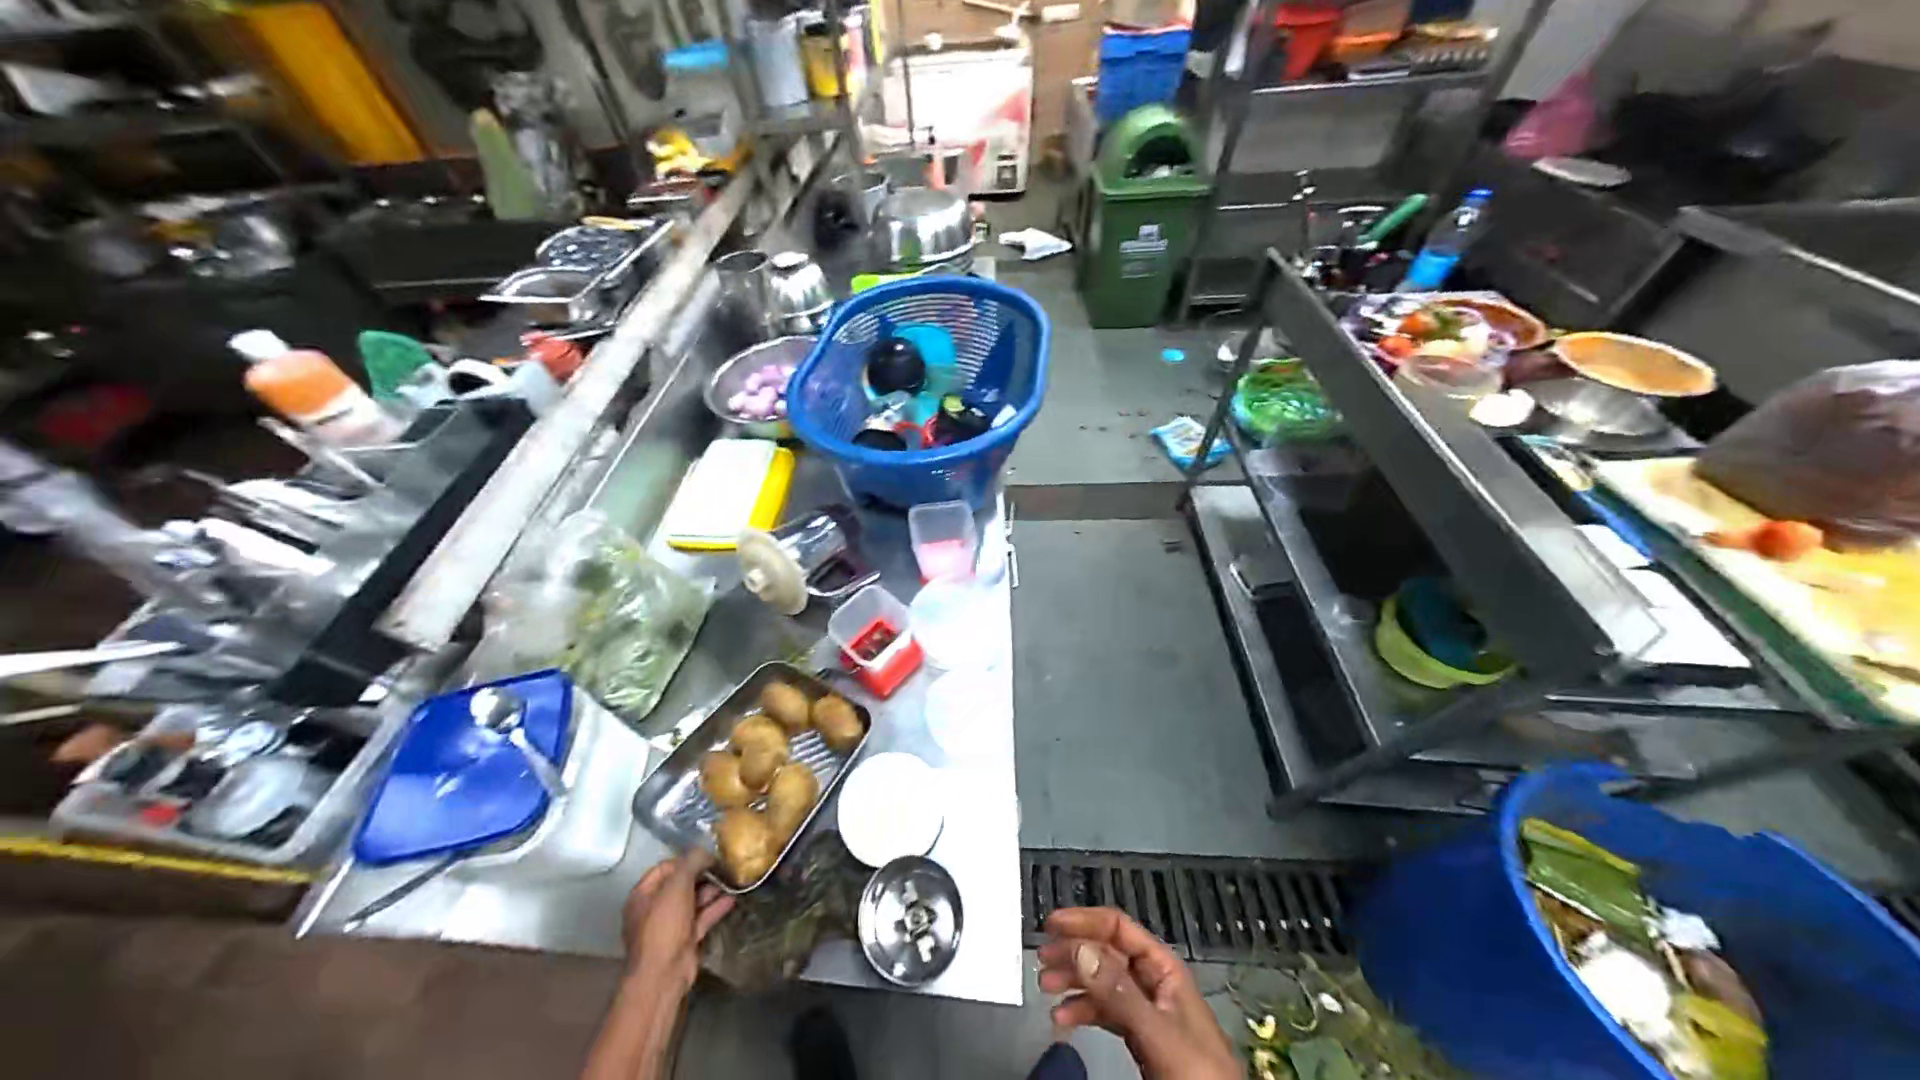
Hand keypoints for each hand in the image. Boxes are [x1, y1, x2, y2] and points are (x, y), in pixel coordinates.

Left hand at [621, 851, 734, 992]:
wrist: (663, 973)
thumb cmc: (664, 925)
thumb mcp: (677, 886)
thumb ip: (691, 863)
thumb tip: (705, 851)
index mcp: (642, 895)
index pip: (664, 868)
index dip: (685, 860)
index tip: (706, 856)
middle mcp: (653, 909)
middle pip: (679, 885)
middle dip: (700, 875)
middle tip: (721, 868)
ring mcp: (669, 926)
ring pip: (691, 902)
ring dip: (709, 891)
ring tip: (728, 881)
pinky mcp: (683, 941)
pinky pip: (700, 919)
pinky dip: (714, 909)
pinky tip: (731, 899)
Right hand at [1039, 907, 1239, 1079]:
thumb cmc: (1198, 1075)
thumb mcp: (1157, 1032)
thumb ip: (1118, 992)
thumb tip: (1079, 948)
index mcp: (1164, 969)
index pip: (1118, 927)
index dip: (1084, 921)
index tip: (1051, 925)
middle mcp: (1154, 982)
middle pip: (1106, 952)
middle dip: (1073, 952)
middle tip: (1042, 961)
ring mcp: (1147, 1010)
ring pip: (1102, 982)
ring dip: (1074, 981)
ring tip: (1047, 988)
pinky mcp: (1141, 1036)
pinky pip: (1105, 1011)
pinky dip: (1083, 1010)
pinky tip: (1064, 1019)